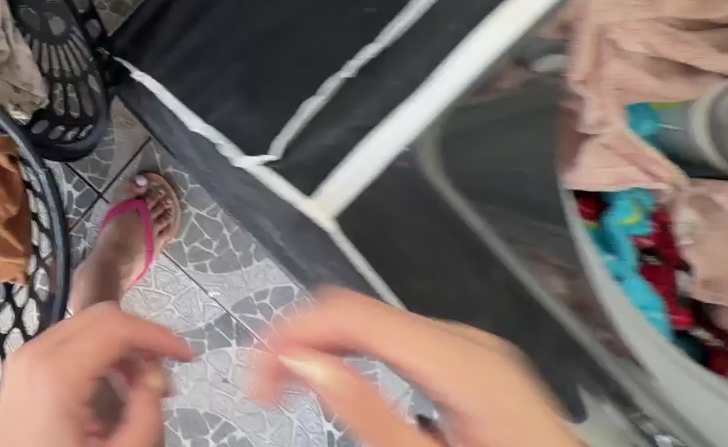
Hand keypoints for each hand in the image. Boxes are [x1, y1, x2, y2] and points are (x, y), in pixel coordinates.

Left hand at [0, 301, 195, 446]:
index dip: (156, 335)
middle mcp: (35, 352)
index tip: (187, 356)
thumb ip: (144, 416)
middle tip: (167, 378)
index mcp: (56, 372)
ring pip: (81, 328)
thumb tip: (155, 378)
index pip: (114, 327)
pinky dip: (95, 356)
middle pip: (97, 318)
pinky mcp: (20, 369)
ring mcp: (23, 358)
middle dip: (138, 339)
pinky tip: (114, 388)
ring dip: (118, 347)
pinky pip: (64, 345)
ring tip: (145, 388)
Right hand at [249, 287, 578, 446]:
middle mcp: (467, 341)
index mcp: (465, 360)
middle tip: (265, 386)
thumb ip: (369, 415)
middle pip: (355, 312)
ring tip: (290, 385)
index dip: (291, 333)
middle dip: (300, 340)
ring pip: (368, 323)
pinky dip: (353, 355)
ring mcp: (471, 350)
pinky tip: (337, 380)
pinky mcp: (469, 365)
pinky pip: (393, 341)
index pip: (350, 313)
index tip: (257, 376)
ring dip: (322, 348)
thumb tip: (298, 361)